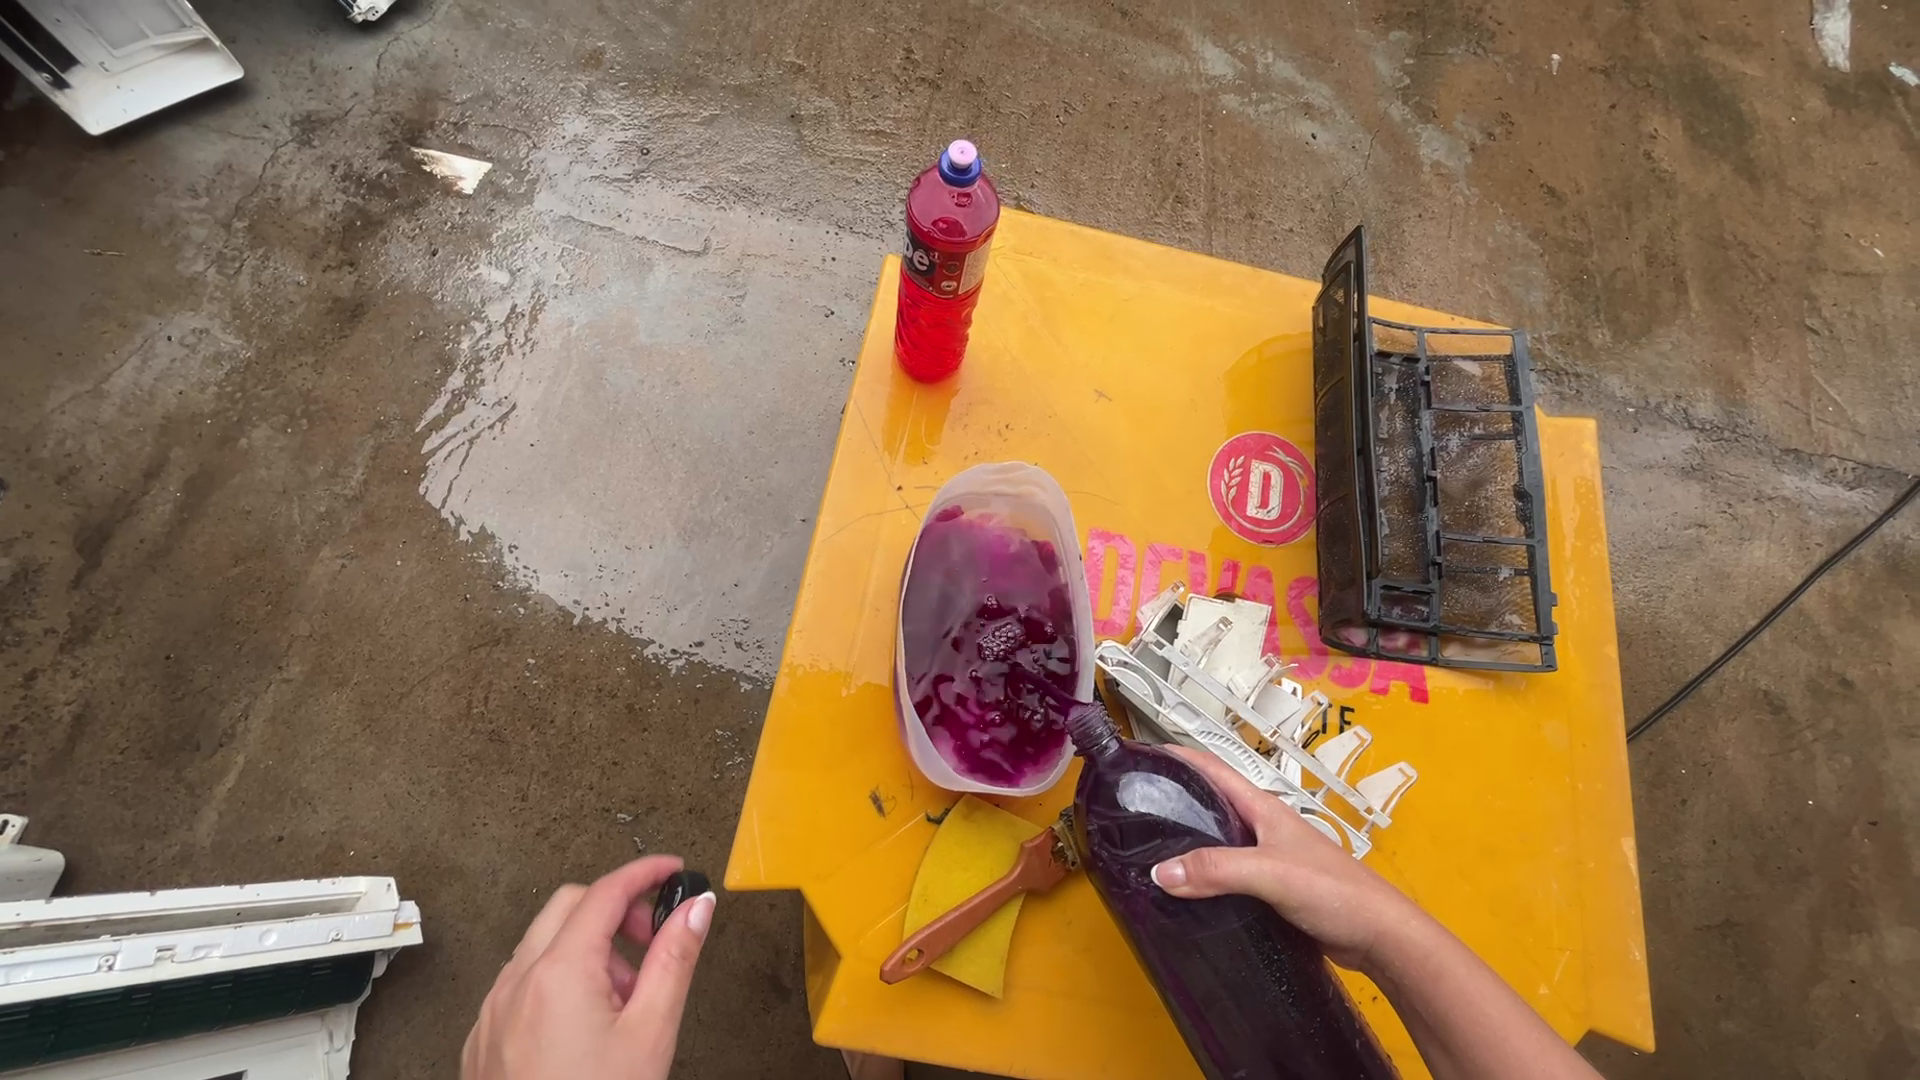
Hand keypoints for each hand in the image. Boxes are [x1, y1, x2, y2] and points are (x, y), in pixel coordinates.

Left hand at [462, 856, 715, 1079]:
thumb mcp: (652, 1031)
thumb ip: (676, 957)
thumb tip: (698, 905)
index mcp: (558, 972)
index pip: (606, 891)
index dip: (646, 872)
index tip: (675, 870)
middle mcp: (515, 984)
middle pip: (569, 905)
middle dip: (618, 908)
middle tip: (654, 935)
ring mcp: (492, 1014)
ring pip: (543, 942)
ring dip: (590, 943)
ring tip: (626, 991)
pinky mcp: (482, 1043)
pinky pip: (522, 980)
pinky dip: (560, 974)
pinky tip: (587, 1020)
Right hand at [1149, 746, 1422, 972]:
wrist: (1381, 937)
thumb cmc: (1336, 890)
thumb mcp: (1270, 873)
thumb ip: (1216, 870)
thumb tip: (1161, 872)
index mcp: (1262, 807)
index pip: (1212, 768)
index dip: (1179, 757)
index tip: (1144, 755)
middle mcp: (1262, 826)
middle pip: (1211, 802)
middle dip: (1176, 798)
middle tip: (1138, 806)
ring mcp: (1267, 857)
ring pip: (1218, 841)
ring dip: (1189, 842)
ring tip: (1152, 849)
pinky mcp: (1271, 888)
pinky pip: (1227, 874)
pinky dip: (1205, 876)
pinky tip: (1189, 891)